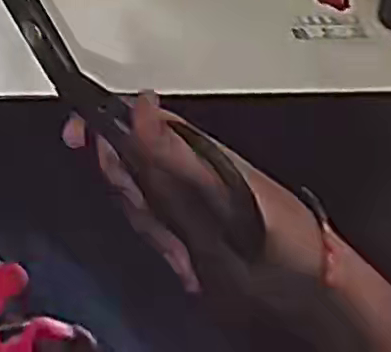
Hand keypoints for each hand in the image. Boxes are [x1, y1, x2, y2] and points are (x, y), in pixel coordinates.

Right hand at [66, 94, 326, 293]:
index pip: (127, 119)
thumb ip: (175, 148)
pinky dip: (162, 249)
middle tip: (159, 220)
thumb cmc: (280, 228)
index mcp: (186, 140)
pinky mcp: (182, 228)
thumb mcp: (224, 184)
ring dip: (151, 230)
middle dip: (130, 194)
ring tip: (184, 252)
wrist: (314, 288)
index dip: (98, 123)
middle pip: (122, 162)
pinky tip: (187, 264)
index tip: (76, 135)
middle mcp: (178, 162)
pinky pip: (150, 231)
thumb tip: (141, 102)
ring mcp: (179, 196)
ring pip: (133, 200)